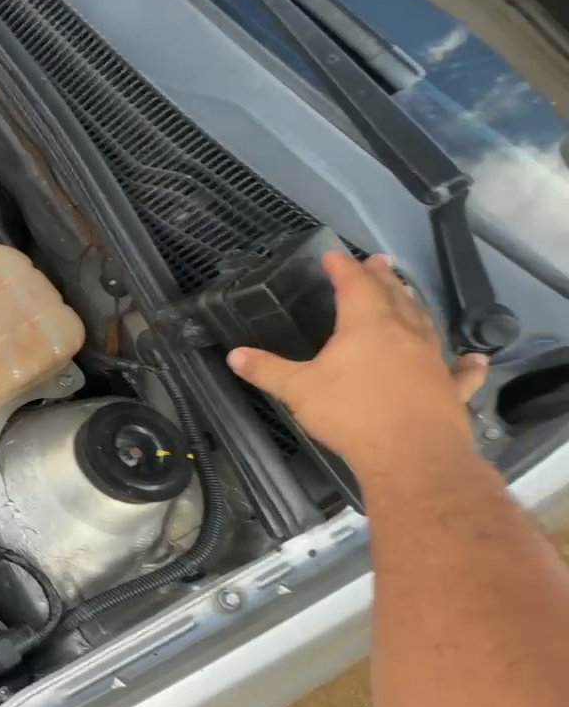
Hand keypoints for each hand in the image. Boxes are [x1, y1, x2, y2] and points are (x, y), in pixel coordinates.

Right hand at [227, 251, 487, 475]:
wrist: (410, 451)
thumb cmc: (350, 412)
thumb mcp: (295, 389)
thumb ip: (265, 369)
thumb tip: (234, 355)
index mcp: (367, 328)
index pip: (356, 288)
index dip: (344, 269)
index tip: (334, 255)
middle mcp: (405, 335)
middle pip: (395, 297)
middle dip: (383, 278)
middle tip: (378, 262)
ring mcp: (432, 360)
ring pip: (424, 323)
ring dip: (414, 305)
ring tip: (407, 295)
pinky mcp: (449, 387)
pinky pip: (459, 369)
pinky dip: (465, 361)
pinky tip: (472, 358)